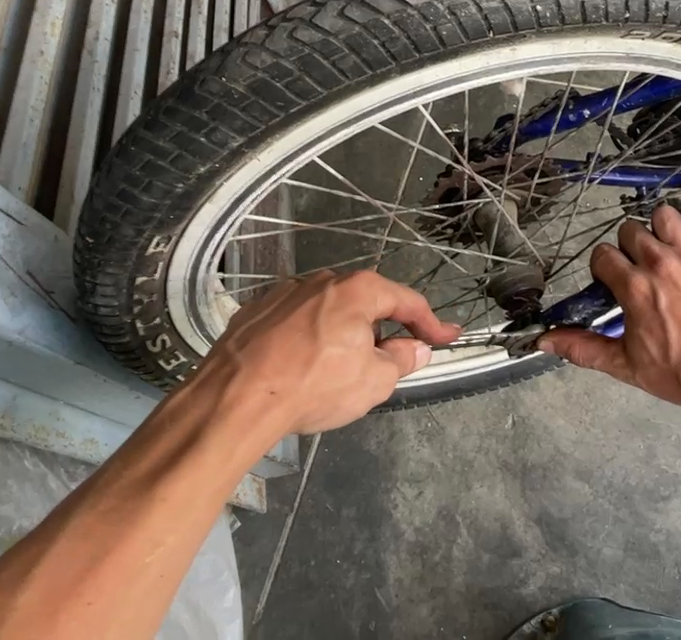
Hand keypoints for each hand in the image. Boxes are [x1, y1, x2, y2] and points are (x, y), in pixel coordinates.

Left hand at [197, 270, 460, 434]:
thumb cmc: (315, 386)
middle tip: (385, 362)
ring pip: (326, 310)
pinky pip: (292, 321)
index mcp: (359, 291)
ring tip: (335, 370)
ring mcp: (284, 293)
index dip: (431, 323)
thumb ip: (400, 361)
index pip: (407, 301)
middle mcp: (323, 281)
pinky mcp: (253, 311)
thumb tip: (416, 349)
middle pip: (365, 304)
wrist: (234, 400)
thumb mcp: (373, 382)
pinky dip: (304, 338)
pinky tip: (297, 366)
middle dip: (380, 331)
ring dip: (340, 333)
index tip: (446, 338)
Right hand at [537, 199, 680, 410]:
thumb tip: (545, 343)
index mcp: (634, 288)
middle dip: (630, 247)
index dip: (604, 267)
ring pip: (664, 214)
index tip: (615, 280)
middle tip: (641, 268)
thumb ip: (583, 348)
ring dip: (661, 227)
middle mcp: (661, 263)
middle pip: (630, 230)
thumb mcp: (626, 365)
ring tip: (667, 247)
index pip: (603, 254)